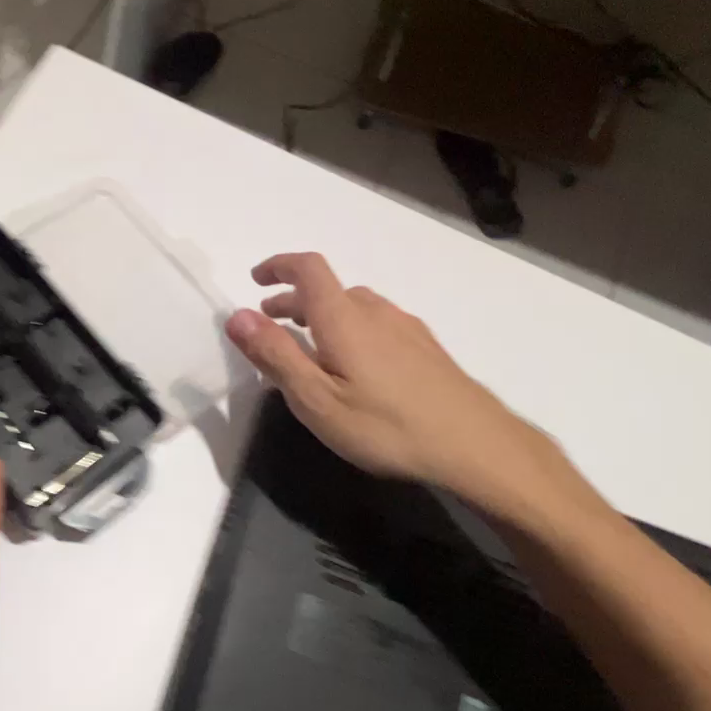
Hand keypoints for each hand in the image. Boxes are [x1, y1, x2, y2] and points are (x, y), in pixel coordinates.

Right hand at [224, 252, 593, 525]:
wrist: (473, 444)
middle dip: (292, 300)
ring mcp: (405, 328)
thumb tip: (237, 316)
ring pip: (354, 307)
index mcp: (343, 318)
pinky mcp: (424, 348)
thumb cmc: (384, 425)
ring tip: (306, 348)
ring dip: (322, 316)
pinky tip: (352, 366)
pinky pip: (376, 324)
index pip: (308, 268)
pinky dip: (349, 330)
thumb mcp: (315, 399)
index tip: (255, 280)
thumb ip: (275, 355)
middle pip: (329, 289)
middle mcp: (375, 312)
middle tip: (269, 325)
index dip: (279, 266)